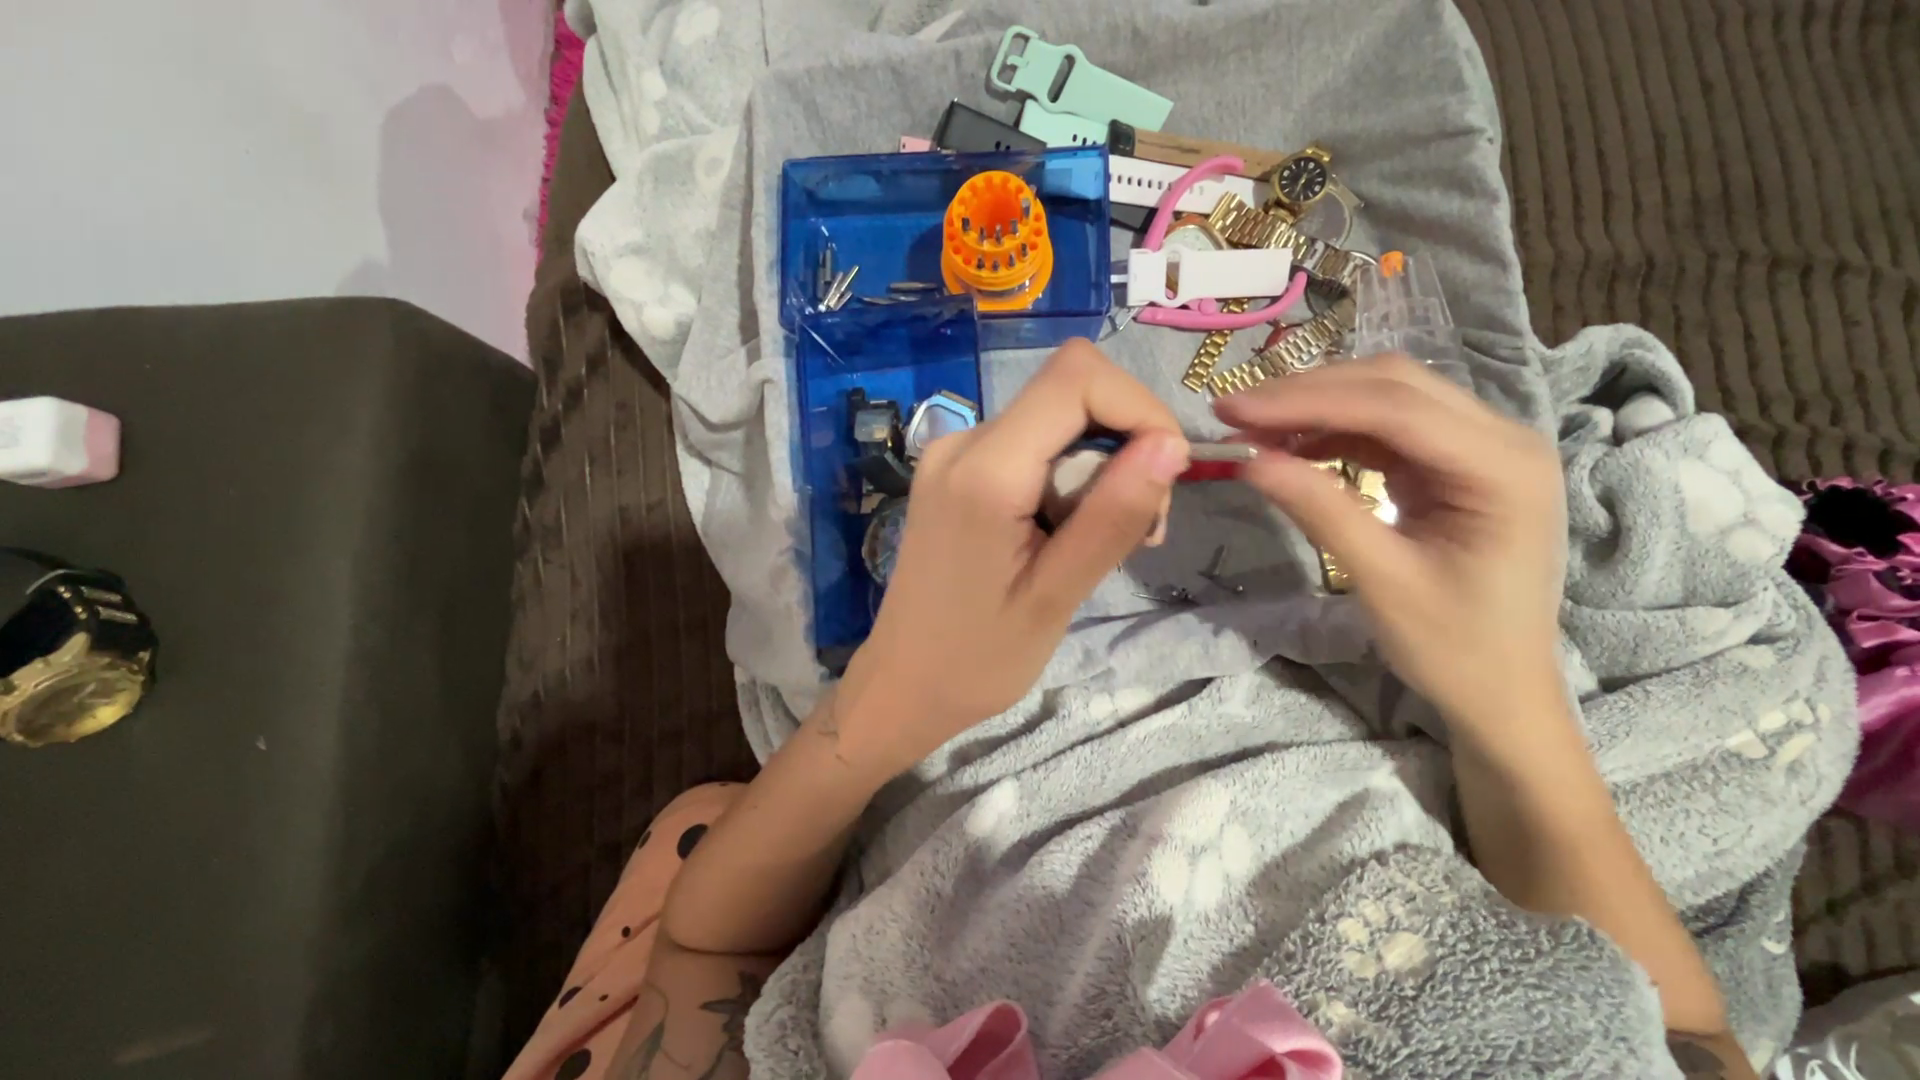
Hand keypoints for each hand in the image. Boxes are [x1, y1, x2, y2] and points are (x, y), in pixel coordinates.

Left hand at [833, 340, 1189, 772]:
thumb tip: (1172, 444)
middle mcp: (963, 442)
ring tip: (1102, 544)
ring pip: (1058, 419)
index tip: (1164, 478)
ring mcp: (954, 453)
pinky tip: (1068, 535)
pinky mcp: (957, 470)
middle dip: (1126, 444)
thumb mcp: (1057, 596)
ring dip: (1101, 467)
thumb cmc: (978, 658)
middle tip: (1139, 529)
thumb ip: (1112, 516)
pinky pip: (1033, 445)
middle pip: (1071, 392)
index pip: (1077, 376)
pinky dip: (1068, 477)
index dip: (1138, 408)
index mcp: (984, 470)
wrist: (904, 682)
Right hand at [1214, 355, 1566, 727]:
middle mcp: (1503, 439)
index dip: (1308, 400)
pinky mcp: (1455, 463)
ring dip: (1318, 406)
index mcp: (1503, 468)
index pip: (1395, 408)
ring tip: (1254, 429)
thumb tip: (1248, 461)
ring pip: (1389, 398)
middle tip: (1234, 412)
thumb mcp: (1382, 581)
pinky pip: (1389, 428)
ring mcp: (1482, 447)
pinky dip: (1335, 430)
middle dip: (1308, 393)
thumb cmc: (1454, 648)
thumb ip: (1320, 510)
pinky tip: (1293, 446)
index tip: (1234, 409)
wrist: (1501, 690)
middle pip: (1395, 386)